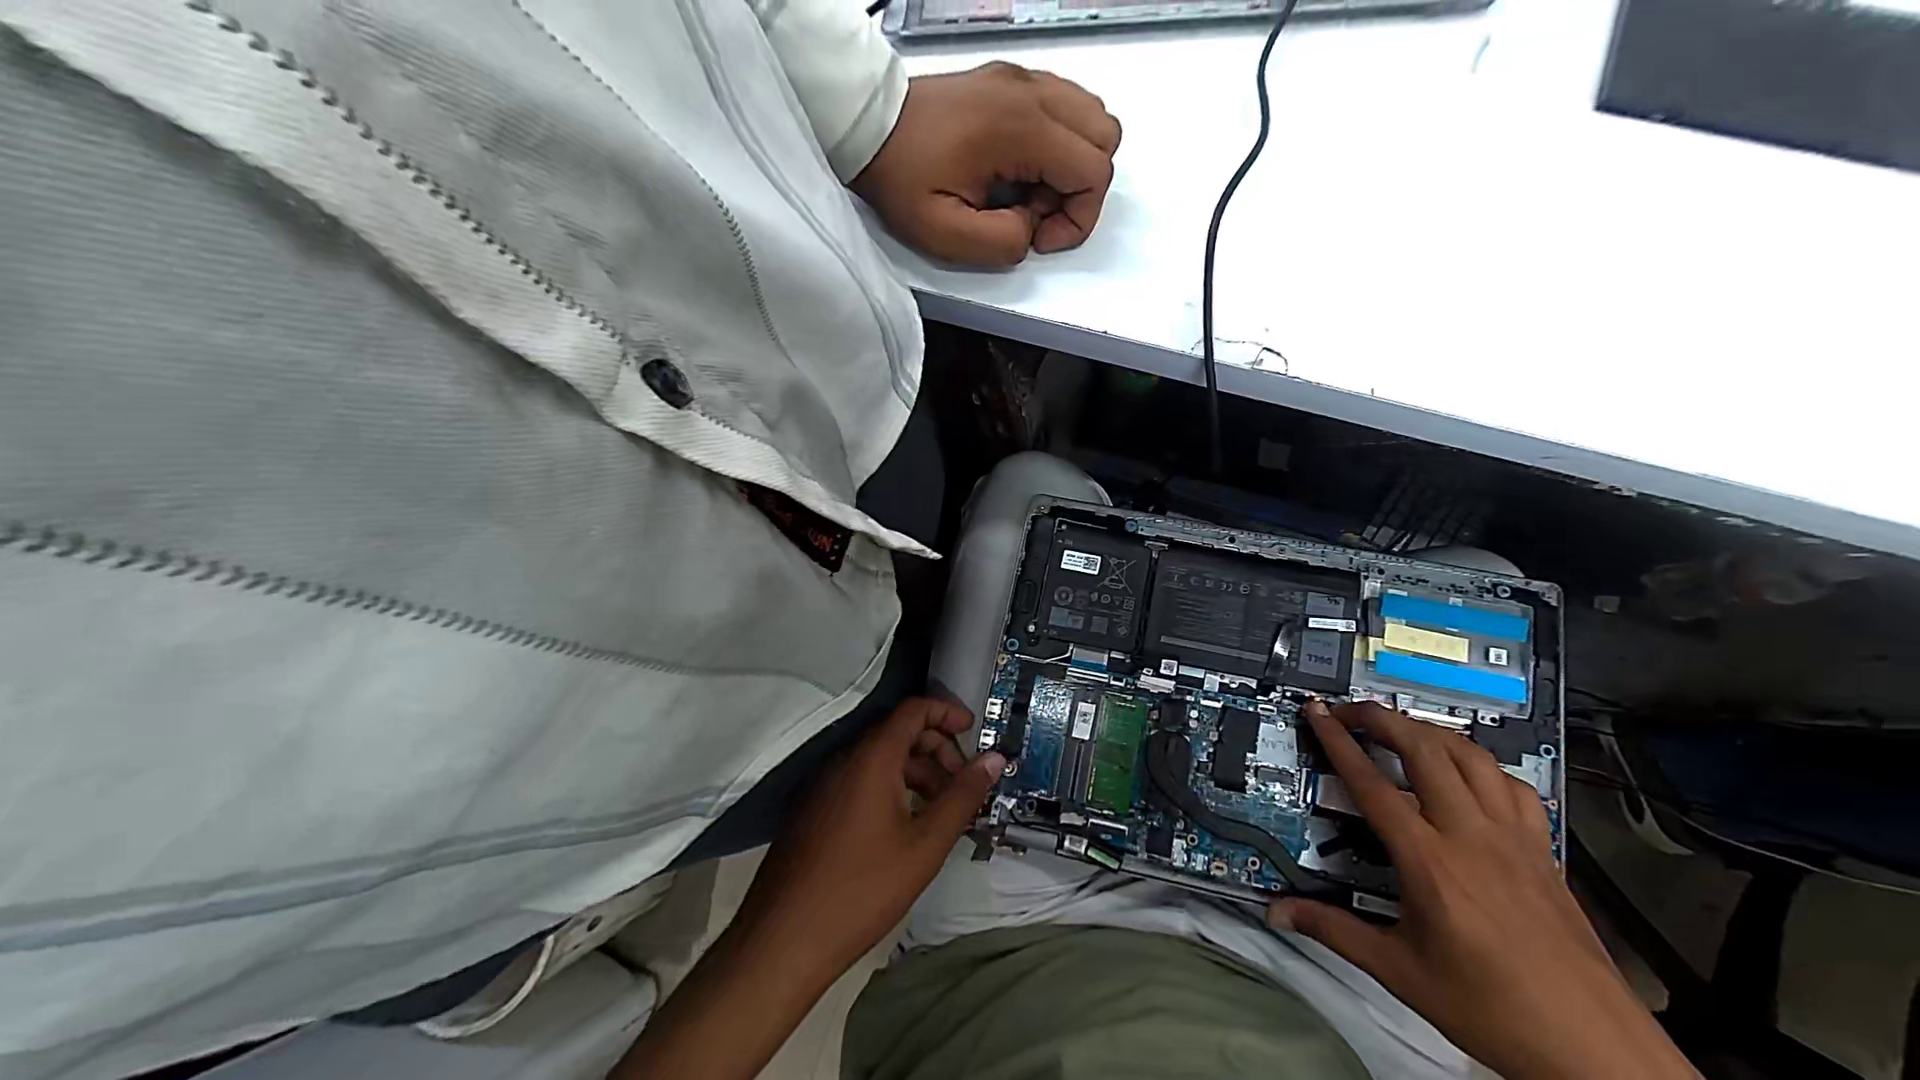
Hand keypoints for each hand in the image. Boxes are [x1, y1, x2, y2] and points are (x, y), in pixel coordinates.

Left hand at [613, 699, 999, 1079]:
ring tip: (940, 813)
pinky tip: (905, 828)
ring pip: (879, 760)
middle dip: (937, 750)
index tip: (974, 732)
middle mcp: (844, 760)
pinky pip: (860, 781)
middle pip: (898, 733)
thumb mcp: (925, 844)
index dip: (946, 713)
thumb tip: (995, 758)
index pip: (912, 710)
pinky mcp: (814, 809)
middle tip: (962, 787)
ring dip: (916, 774)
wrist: (783, 939)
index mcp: (871, 758)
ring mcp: (824, 784)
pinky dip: (891, 789)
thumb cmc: (862, 889)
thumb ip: (962, 796)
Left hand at [852, 62, 1120, 266]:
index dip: (1078, 217)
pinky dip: (1057, 143)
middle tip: (1035, 213)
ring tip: (1027, 190)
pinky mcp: (1010, 83)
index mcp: (1020, 127)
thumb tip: (1030, 231)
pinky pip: (1063, 107)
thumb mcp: (944, 233)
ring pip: (1090, 119)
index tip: (1039, 236)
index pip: (1094, 171)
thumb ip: (1000, 242)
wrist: (868, 128)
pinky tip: (1021, 167)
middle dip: (1080, 189)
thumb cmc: (900, 176)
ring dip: (1071, 164)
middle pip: (1104, 138)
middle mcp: (1030, 93)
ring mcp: (1022, 81)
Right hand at [1270, 701, 1698, 1079]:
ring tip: (1402, 729)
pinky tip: (1467, 775)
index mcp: (1430, 863)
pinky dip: (1483, 767)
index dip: (1339, 742)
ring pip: (1472, 758)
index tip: (1318, 714)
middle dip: (1383, 719)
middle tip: (1352, 712)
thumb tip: (1279, 913)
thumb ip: (1334, 930)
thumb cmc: (1491, 1009)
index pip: (1373, 785)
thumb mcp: (1400, 971)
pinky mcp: (1543, 852)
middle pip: (1425, 751)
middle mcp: (1472, 837)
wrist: (1594, 1050)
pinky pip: (1514, 788)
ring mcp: (1515, 840)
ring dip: (1430, 732)